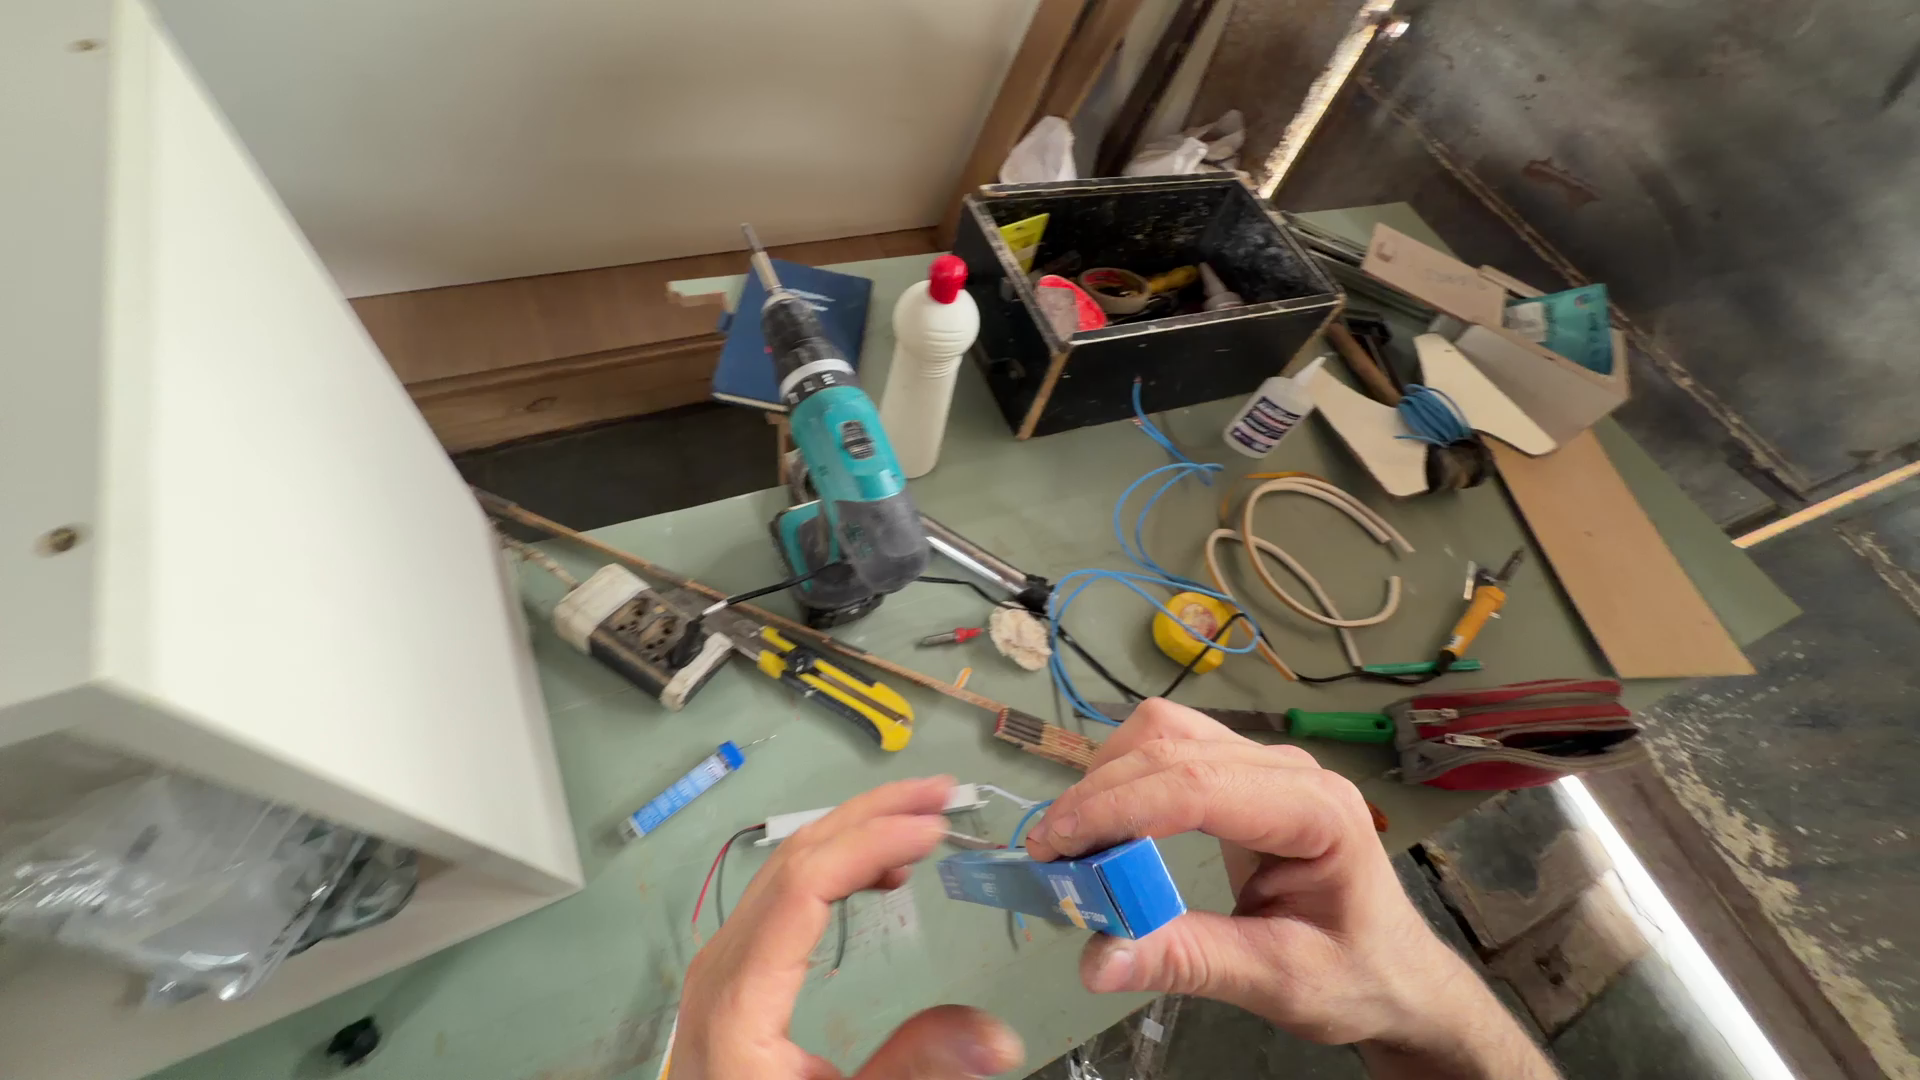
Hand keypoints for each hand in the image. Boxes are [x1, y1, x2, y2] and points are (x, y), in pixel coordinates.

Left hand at [675, 776, 1024, 1079]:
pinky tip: (884, 870)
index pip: (805, 883)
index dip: (871, 843)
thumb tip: (1001, 1037)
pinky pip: (790, 886)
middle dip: (874, 813)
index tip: (934, 828)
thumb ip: (913, 1070)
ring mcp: (728, 953)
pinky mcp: (740, 959)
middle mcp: (726, 957)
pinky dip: (842, 862)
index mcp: (740, 994)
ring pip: (793, 860)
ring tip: (923, 818)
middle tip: (940, 793)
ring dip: (860, 829)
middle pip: (799, 854)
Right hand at [1026, 700, 1553, 1077]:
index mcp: (1314, 810)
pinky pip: (1168, 744)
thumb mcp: (1280, 983)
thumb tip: (1094, 959)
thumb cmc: (1357, 977)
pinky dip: (1124, 773)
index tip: (1058, 844)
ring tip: (1076, 835)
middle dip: (1100, 792)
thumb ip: (1188, 962)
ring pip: (1163, 730)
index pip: (1198, 785)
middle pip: (1172, 745)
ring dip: (1108, 774)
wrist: (1397, 971)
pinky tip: (1109, 816)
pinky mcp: (1239, 769)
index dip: (1119, 806)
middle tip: (1050, 850)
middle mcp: (1286, 767)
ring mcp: (1262, 761)